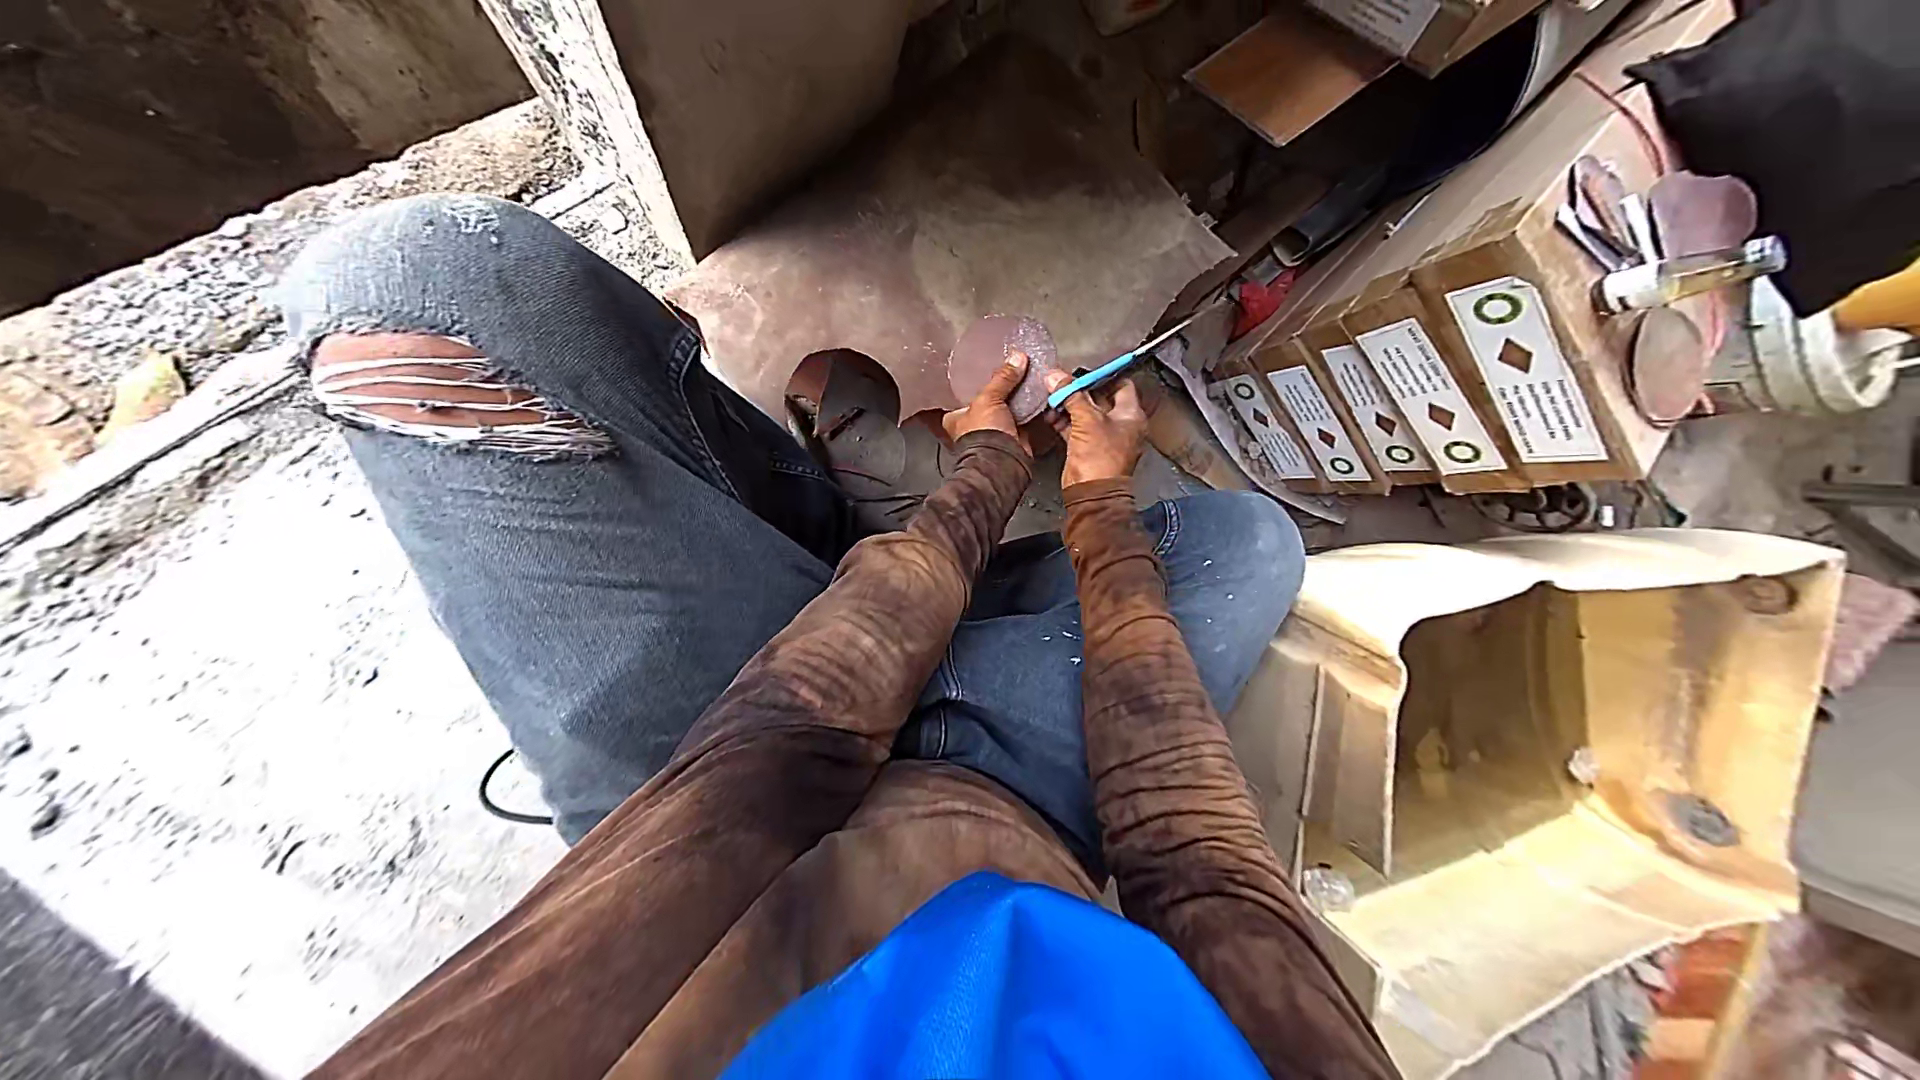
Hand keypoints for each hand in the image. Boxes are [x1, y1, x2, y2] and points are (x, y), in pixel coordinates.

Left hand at [943, 350, 1032, 452]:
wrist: (1003, 462)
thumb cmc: (983, 436)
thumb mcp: (988, 399)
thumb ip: (1002, 378)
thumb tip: (1016, 358)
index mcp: (956, 418)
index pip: (963, 393)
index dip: (975, 380)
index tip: (988, 366)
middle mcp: (975, 425)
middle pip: (990, 399)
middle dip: (1003, 387)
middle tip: (1015, 369)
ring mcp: (996, 431)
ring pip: (1010, 407)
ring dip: (1020, 396)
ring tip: (1030, 377)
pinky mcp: (1015, 437)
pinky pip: (1026, 417)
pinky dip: (1033, 408)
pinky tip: (1039, 393)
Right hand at [1044, 370, 1147, 486]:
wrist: (1091, 493)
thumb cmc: (1101, 460)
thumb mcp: (1087, 419)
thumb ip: (1071, 395)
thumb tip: (1057, 377)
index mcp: (1131, 415)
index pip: (1121, 384)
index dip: (1102, 375)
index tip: (1083, 371)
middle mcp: (1120, 426)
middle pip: (1100, 398)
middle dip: (1080, 390)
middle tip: (1063, 381)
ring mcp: (1103, 438)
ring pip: (1086, 414)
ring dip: (1069, 405)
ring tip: (1053, 396)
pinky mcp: (1088, 449)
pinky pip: (1075, 429)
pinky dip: (1064, 421)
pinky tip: (1050, 414)